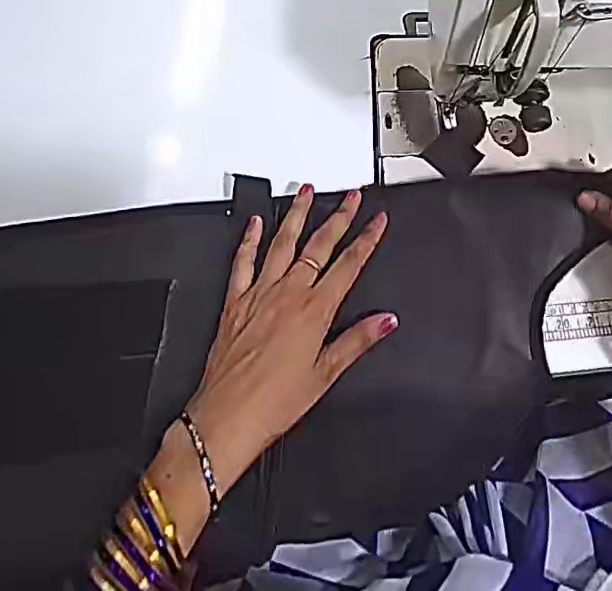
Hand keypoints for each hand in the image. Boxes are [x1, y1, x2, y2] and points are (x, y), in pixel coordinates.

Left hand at [179, 185, 395, 488]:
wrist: (225, 420)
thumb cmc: (274, 402)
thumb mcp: (326, 374)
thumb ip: (359, 340)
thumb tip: (386, 320)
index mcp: (314, 310)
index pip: (349, 263)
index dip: (367, 238)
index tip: (378, 219)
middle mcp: (288, 294)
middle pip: (320, 244)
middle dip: (340, 216)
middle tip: (351, 195)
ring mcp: (260, 294)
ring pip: (283, 242)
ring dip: (298, 214)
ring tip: (307, 191)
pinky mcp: (235, 302)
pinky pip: (243, 262)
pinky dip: (249, 239)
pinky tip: (255, 223)